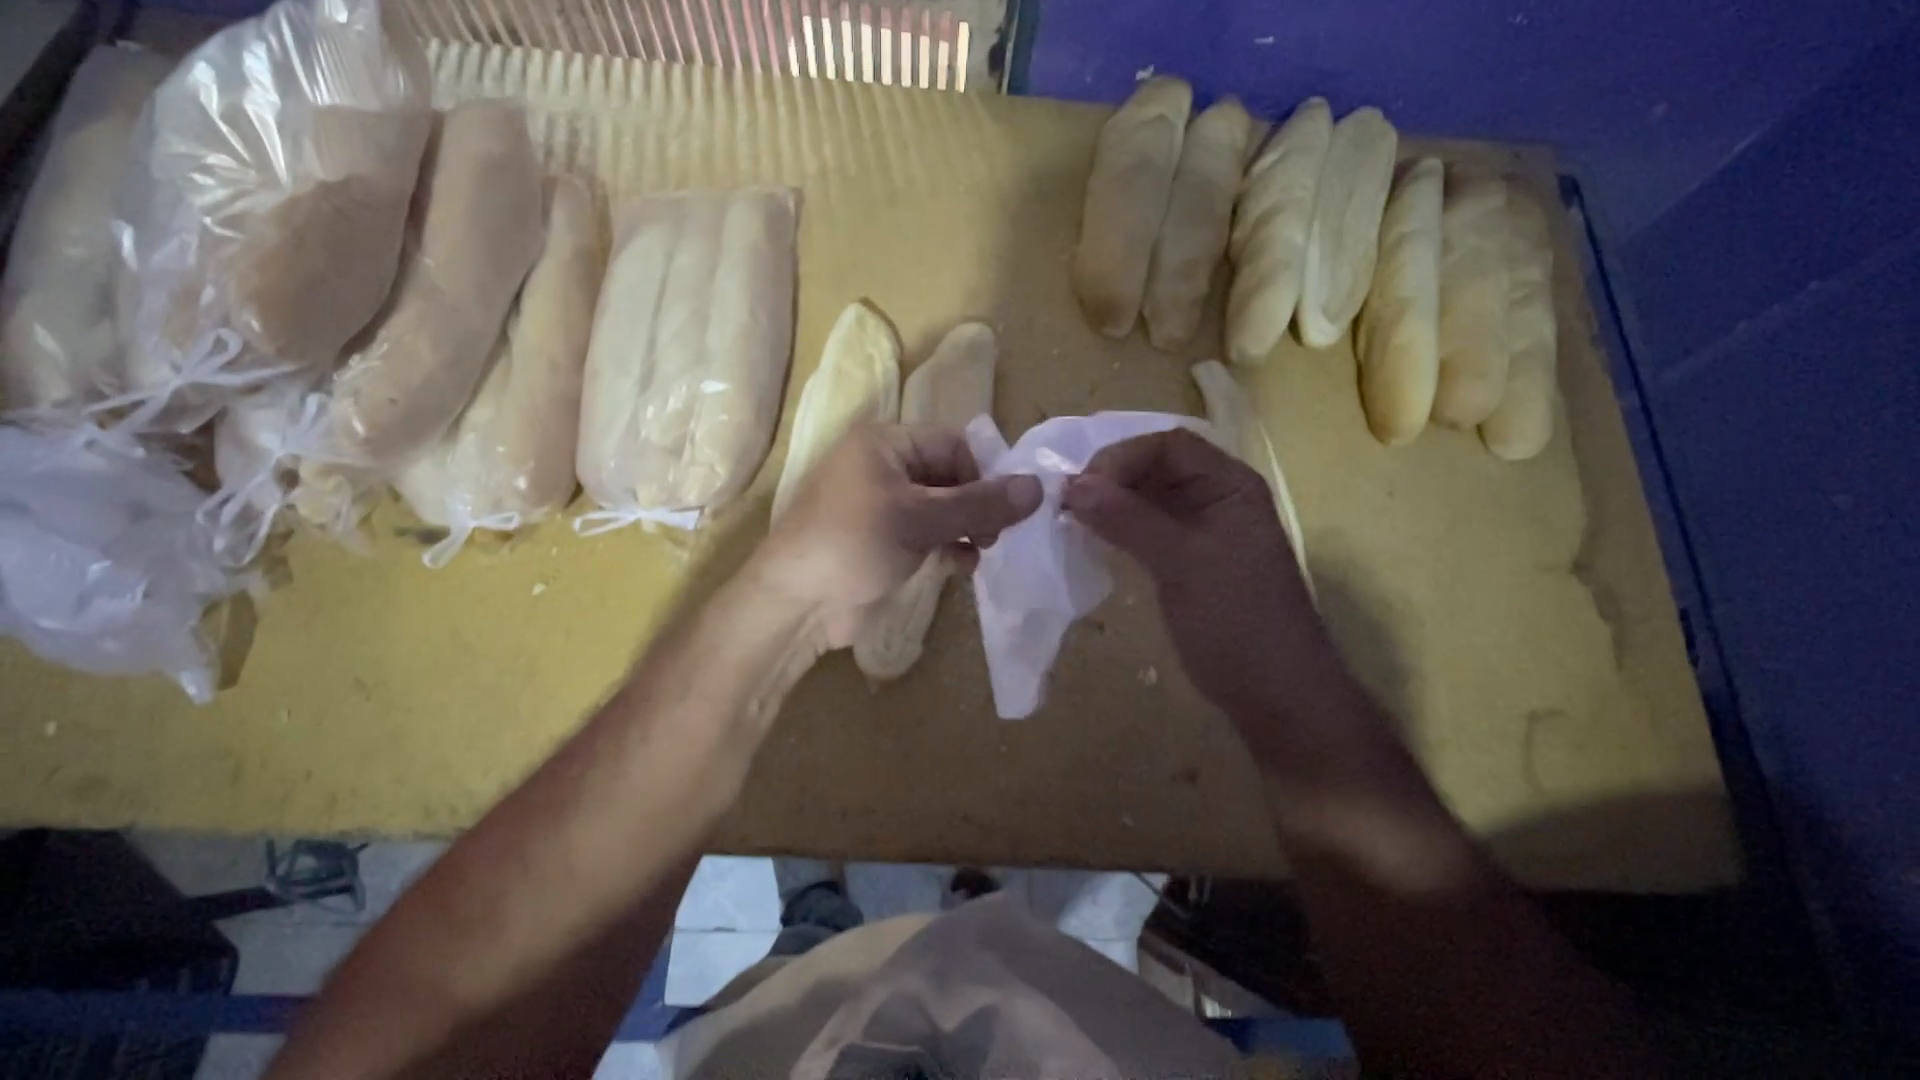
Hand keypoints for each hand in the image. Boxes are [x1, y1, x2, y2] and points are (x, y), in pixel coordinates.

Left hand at [756, 423, 1041, 647]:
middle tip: (992, 535)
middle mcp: (884, 468)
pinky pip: (927, 534)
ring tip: (979, 550)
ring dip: (966, 528)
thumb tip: (1037, 487)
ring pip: (942, 508)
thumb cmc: (855, 545)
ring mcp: (882, 507)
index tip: (1000, 510)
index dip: (982, 474)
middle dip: (976, 504)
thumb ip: (981, 504)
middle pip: (950, 475)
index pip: (953, 444)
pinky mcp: (882, 543)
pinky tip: (961, 566)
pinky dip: (947, 546)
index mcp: (885, 444)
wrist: (797, 604)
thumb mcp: (921, 520)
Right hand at [1063, 429, 1348, 730]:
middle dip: (1110, 477)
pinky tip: (1088, 539)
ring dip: (1109, 503)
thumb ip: (1129, 520)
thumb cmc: (1238, 622)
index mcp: (1230, 486)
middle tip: (1066, 503)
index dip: (1122, 456)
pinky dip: (1116, 529)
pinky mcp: (1185, 563)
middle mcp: (1216, 499)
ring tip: (1069, 518)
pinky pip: (1144, 530)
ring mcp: (1200, 532)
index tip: (1080, 486)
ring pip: (1146, 499)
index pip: (1168, 445)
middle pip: (1155, 467)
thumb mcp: (1183, 564)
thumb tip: (1071, 485)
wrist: (1274, 696)